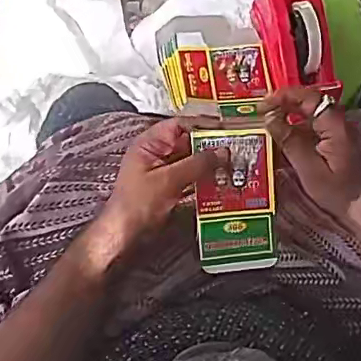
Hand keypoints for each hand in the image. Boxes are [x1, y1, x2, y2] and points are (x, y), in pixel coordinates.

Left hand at [77, 117, 225, 275]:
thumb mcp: (168, 180)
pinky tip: (222, 181)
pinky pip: (191, 177)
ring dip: (210, 163)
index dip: (202, 124)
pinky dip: (205, 178)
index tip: (225, 128)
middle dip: (211, 145)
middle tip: (236, 148)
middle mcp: (157, 154)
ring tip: (235, 164)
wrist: (123, 236)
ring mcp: (163, 171)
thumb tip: (222, 151)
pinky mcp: (169, 188)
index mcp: (149, 144)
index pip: (180, 125)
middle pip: (188, 142)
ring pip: (192, 161)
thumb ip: (197, 164)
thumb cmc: (137, 205)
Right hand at [262, 87, 360, 230]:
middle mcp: (337, 122)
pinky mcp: (334, 142)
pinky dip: (294, 131)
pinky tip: (280, 142)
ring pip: (308, 116)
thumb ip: (289, 141)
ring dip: (287, 118)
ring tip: (266, 126)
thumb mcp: (309, 168)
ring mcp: (336, 132)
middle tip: (260, 112)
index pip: (308, 97)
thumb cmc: (338, 190)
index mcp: (334, 124)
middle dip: (283, 105)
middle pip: (308, 103)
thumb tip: (269, 119)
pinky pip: (312, 129)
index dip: (284, 96)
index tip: (263, 103)